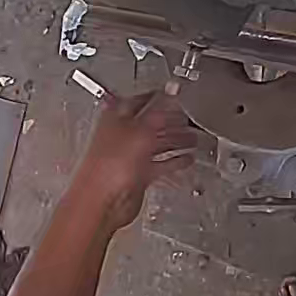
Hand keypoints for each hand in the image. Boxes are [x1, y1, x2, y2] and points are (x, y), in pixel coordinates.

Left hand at [72, 90, 199, 232]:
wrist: (102, 201)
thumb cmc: (109, 165)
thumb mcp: (140, 131)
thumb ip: (159, 113)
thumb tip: (171, 94)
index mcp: (116, 118)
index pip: (141, 100)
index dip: (159, 97)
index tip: (175, 94)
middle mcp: (123, 135)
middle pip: (151, 123)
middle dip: (172, 120)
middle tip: (189, 118)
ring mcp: (130, 156)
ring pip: (157, 143)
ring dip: (176, 140)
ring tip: (194, 138)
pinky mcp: (138, 175)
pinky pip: (160, 164)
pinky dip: (174, 161)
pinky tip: (186, 159)